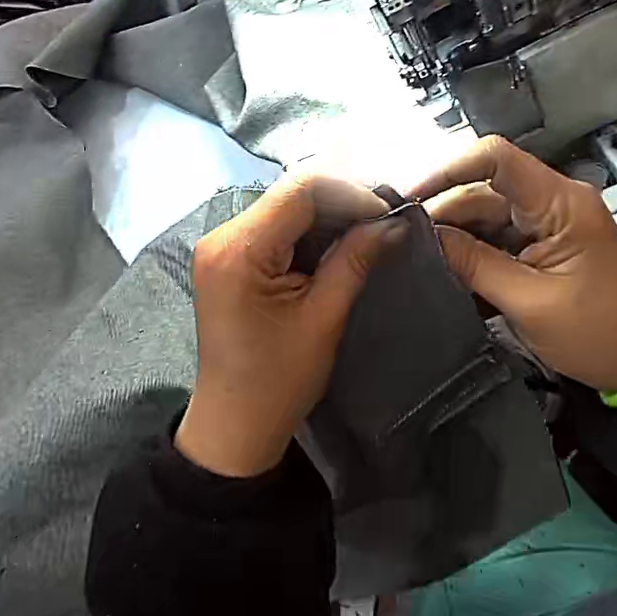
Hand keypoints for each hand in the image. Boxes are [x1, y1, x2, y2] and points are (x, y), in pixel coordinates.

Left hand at [176, 173, 402, 477]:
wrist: (235, 424)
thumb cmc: (278, 380)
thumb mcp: (325, 317)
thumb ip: (356, 259)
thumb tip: (394, 222)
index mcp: (238, 251)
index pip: (301, 191)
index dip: (351, 194)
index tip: (387, 214)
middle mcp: (223, 236)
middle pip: (294, 194)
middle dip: (343, 203)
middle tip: (384, 224)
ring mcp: (224, 245)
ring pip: (290, 206)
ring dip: (331, 217)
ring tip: (368, 235)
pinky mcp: (233, 256)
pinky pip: (280, 226)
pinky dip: (314, 231)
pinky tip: (340, 247)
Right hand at [408, 136, 616, 393]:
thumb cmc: (597, 333)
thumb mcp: (529, 303)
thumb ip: (474, 264)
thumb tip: (426, 237)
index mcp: (562, 204)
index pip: (498, 159)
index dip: (450, 169)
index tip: (414, 196)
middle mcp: (555, 200)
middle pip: (486, 188)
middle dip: (445, 212)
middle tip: (407, 243)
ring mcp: (550, 219)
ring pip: (487, 211)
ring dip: (456, 234)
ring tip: (423, 259)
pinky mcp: (545, 239)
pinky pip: (499, 232)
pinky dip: (474, 248)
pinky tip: (450, 268)